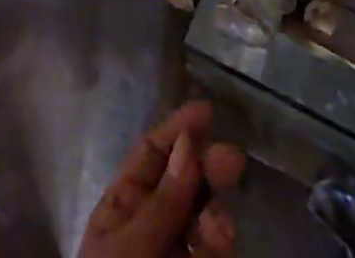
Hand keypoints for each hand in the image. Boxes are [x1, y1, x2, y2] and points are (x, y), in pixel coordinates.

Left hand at [77, 101, 245, 257]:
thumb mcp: (128, 250)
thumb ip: (163, 202)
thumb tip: (189, 144)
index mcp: (122, 209)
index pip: (151, 157)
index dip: (176, 131)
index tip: (207, 110)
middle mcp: (150, 226)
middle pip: (184, 183)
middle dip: (207, 168)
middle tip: (232, 161)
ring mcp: (175, 255)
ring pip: (204, 220)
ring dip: (216, 217)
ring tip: (219, 234)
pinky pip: (213, 254)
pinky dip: (221, 247)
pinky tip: (222, 246)